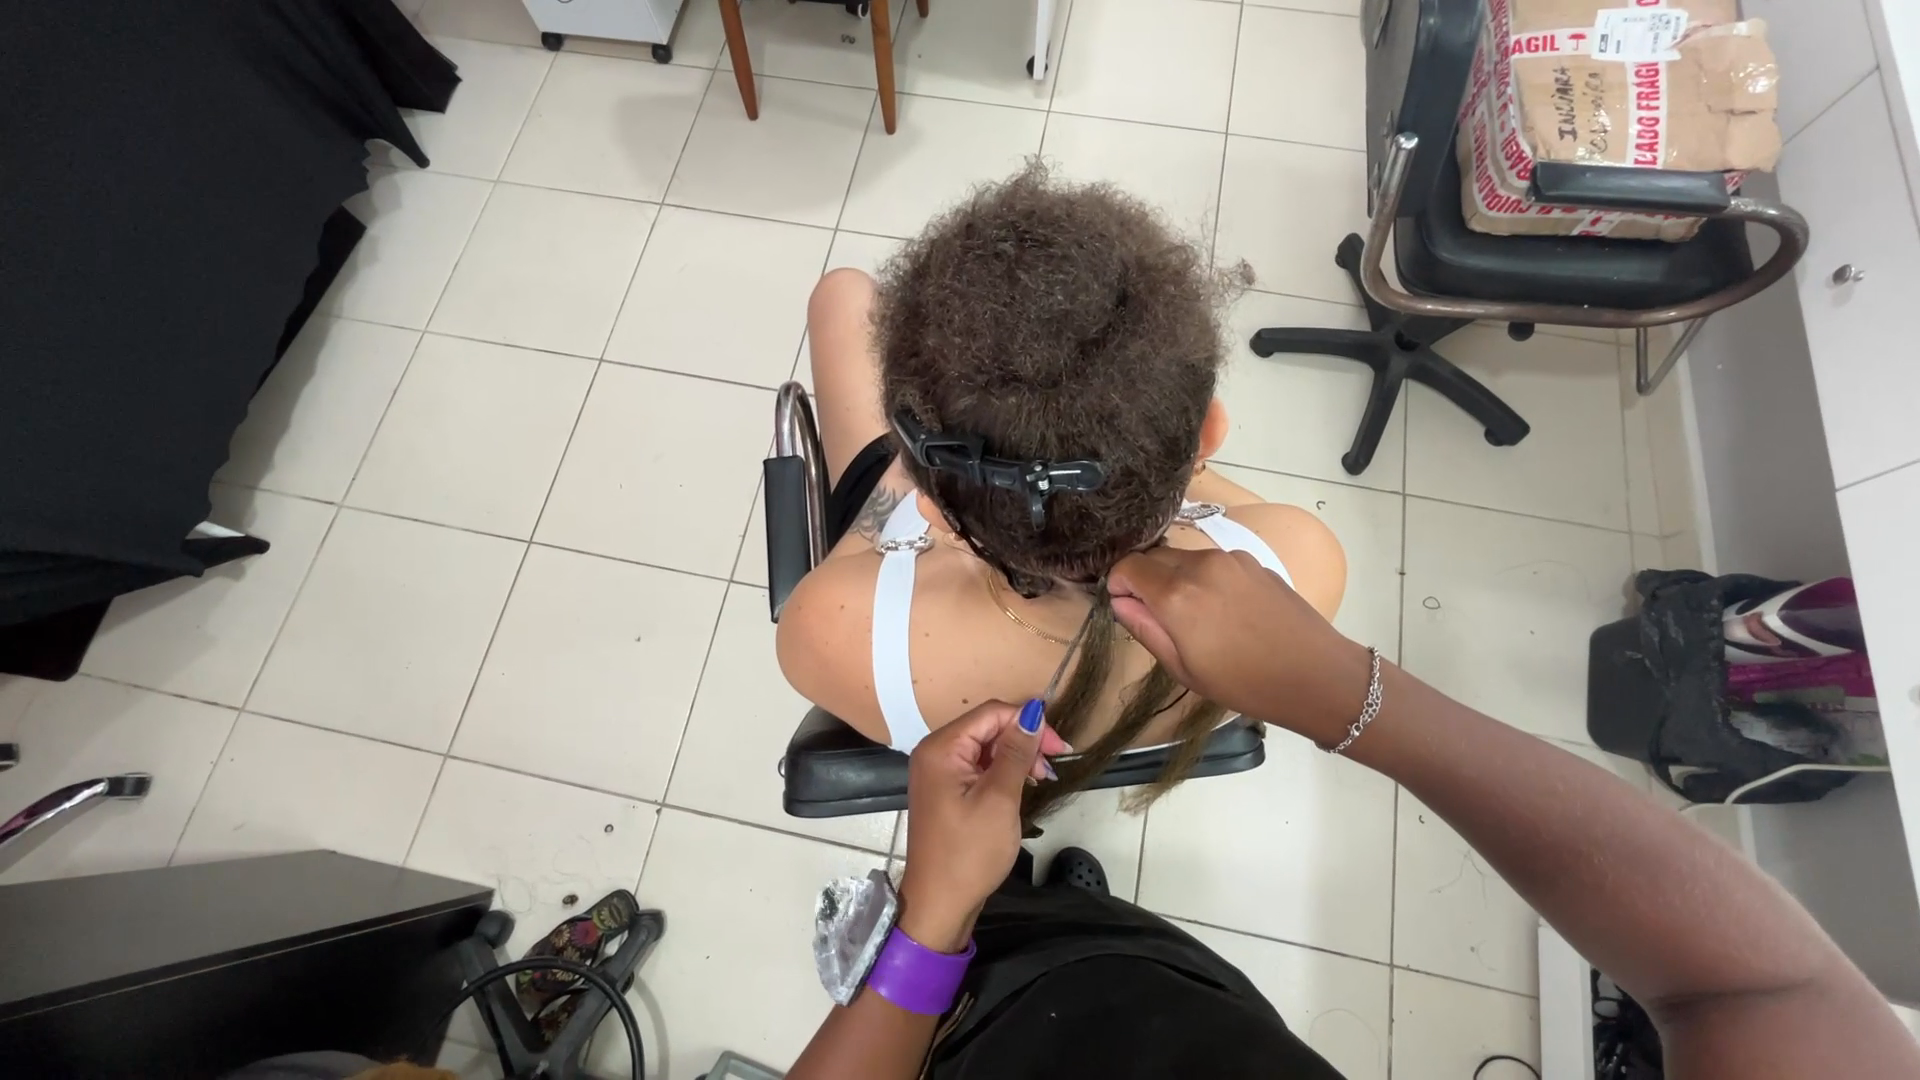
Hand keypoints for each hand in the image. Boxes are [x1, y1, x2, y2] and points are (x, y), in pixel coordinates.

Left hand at [897, 701, 1068, 951]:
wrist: (940, 904)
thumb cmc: (969, 852)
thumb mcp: (999, 799)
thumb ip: (1016, 752)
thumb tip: (1034, 713)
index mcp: (941, 747)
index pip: (991, 713)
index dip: (1027, 722)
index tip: (1059, 747)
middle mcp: (935, 751)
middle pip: (987, 726)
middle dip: (1023, 739)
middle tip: (1052, 765)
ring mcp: (939, 771)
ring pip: (986, 746)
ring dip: (1016, 755)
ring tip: (1040, 777)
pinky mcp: (946, 789)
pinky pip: (978, 766)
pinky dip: (1002, 770)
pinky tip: (1022, 784)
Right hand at [1107, 547, 1373, 746]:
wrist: (1317, 675)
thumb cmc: (1244, 683)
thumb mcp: (1183, 669)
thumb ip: (1144, 628)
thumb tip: (1119, 601)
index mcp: (1177, 595)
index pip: (1127, 566)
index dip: (1118, 584)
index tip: (1126, 608)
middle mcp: (1200, 565)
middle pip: (1153, 557)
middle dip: (1145, 580)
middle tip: (1158, 617)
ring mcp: (1229, 559)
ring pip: (1183, 557)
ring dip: (1175, 578)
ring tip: (1195, 617)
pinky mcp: (1252, 560)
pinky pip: (1211, 562)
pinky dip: (1203, 578)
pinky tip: (1224, 610)